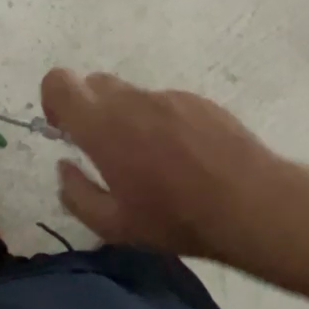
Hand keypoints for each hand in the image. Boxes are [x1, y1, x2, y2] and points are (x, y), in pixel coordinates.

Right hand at [41, 69, 295, 266]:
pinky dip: (162, 124)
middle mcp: (133, 101)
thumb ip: (76, 194)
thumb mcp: (113, 225)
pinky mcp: (200, 102)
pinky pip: (166, 105)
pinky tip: (184, 159)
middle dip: (91, 111)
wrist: (253, 205)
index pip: (59, 82)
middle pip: (95, 84)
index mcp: (103, 126)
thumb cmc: (175, 218)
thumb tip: (65, 168)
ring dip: (128, 119)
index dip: (54, 101)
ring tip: (153, 161)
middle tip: (106, 152)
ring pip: (132, 96)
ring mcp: (169, 97)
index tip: (66, 131)